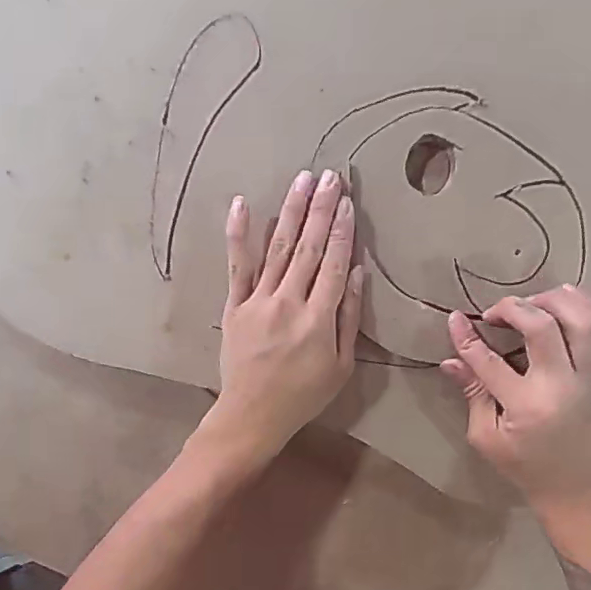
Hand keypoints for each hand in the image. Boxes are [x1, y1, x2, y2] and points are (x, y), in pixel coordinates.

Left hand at [205, 168, 363, 460]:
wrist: (252, 414)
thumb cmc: (302, 395)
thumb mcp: (340, 366)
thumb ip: (349, 319)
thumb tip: (356, 274)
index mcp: (318, 319)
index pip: (333, 264)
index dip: (342, 230)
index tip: (348, 201)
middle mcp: (288, 303)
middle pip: (308, 248)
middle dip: (321, 208)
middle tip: (330, 175)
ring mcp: (257, 302)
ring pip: (277, 249)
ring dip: (290, 211)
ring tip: (302, 179)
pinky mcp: (234, 307)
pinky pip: (237, 266)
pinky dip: (239, 235)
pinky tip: (242, 204)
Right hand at [440, 285, 590, 510]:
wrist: (574, 484)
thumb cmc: (523, 464)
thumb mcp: (486, 437)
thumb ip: (473, 394)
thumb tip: (451, 361)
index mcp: (526, 405)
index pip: (490, 361)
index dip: (468, 337)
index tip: (454, 318)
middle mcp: (562, 385)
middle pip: (542, 326)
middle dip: (514, 308)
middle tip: (494, 312)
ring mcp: (590, 377)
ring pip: (582, 319)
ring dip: (555, 300)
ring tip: (531, 301)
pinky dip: (585, 308)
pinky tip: (564, 303)